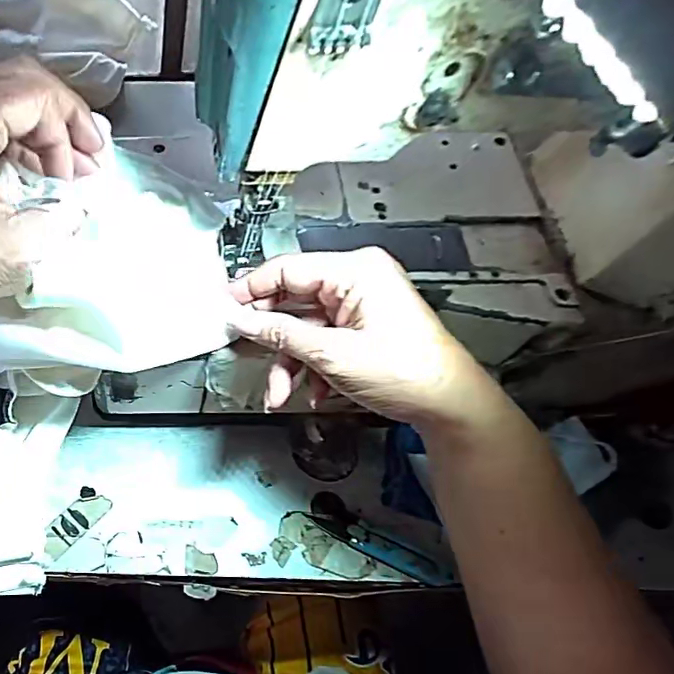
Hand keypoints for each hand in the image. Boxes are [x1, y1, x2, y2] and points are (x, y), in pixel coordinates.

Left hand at [0, 57, 103, 344]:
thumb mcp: (19, 248)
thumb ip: (62, 216)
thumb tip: (83, 203)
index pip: (36, 95)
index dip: (70, 131)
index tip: (81, 176)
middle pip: (20, 83)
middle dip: (62, 122)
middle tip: (90, 158)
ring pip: (2, 96)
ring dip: (40, 130)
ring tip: (69, 171)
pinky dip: (14, 138)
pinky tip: (38, 171)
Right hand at [226, 248, 510, 433]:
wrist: (446, 404)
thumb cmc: (410, 372)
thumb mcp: (331, 354)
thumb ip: (281, 333)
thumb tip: (245, 320)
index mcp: (356, 271)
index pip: (287, 269)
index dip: (251, 290)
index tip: (226, 308)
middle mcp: (357, 281)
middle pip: (291, 301)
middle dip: (270, 337)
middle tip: (245, 350)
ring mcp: (358, 306)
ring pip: (301, 328)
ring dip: (287, 363)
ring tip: (280, 392)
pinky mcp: (359, 328)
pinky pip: (317, 341)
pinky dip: (307, 367)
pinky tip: (308, 390)